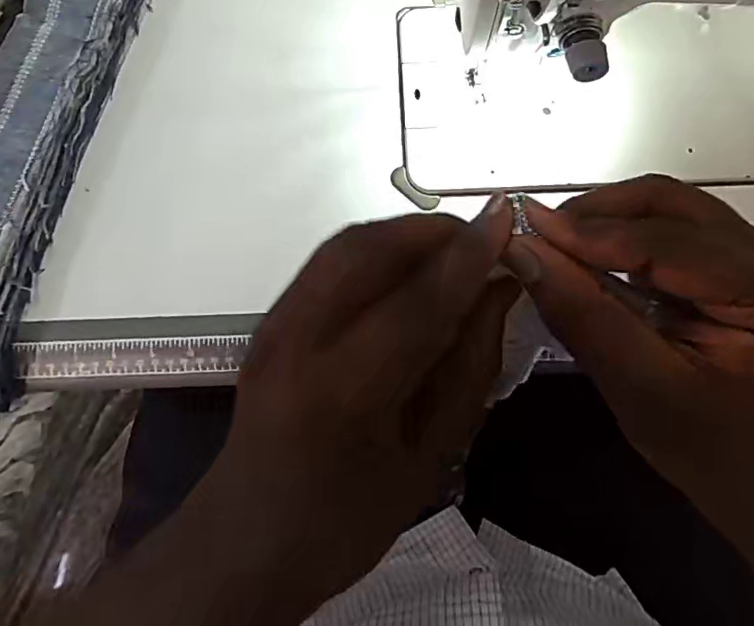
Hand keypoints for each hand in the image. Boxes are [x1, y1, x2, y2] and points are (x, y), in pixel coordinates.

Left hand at [194, 201, 519, 609]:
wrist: (249, 533)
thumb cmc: (346, 520)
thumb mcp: (427, 459)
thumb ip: (467, 367)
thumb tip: (497, 291)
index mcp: (340, 392)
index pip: (416, 304)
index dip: (467, 256)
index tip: (504, 219)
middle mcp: (296, 340)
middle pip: (367, 252)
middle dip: (430, 231)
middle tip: (481, 237)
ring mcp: (274, 322)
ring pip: (342, 245)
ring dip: (401, 233)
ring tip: (450, 247)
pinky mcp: (269, 315)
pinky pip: (325, 261)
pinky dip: (372, 248)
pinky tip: (404, 264)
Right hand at [506, 176, 753, 515]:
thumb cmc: (715, 454)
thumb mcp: (641, 390)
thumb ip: (584, 315)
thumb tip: (523, 249)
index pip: (668, 244)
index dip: (590, 233)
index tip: (525, 227)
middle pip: (672, 206)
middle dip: (597, 216)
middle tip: (540, 235)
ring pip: (669, 207)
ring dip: (606, 219)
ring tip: (558, 244)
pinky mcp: (742, 262)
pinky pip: (672, 225)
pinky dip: (622, 233)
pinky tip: (591, 256)